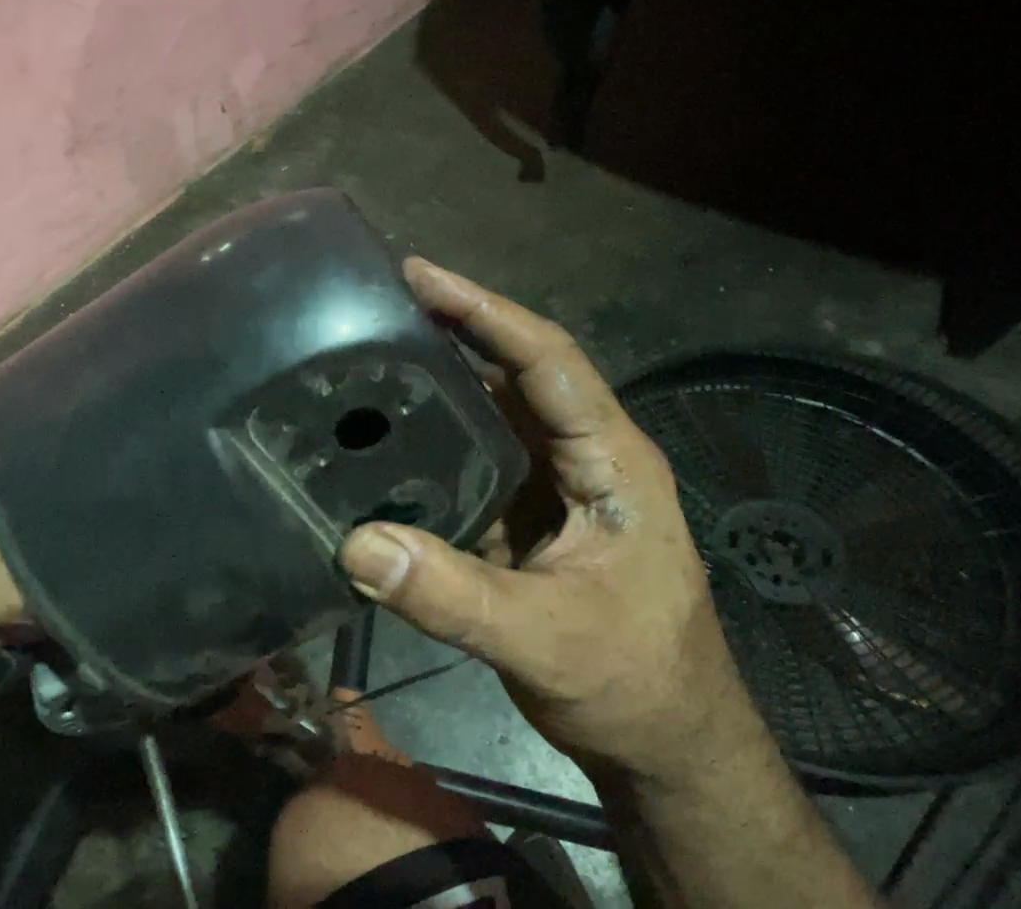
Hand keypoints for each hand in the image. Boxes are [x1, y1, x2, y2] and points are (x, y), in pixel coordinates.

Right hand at [338, 259, 769, 789]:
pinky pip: (470, 462)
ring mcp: (552, 490)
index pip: (548, 361)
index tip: (417, 274)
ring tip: (361, 359)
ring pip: (489, 417)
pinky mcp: (525, 520)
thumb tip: (354, 544)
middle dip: (449, 333)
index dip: (485, 313)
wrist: (666, 746)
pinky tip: (378, 440)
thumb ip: (451, 595)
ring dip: (434, 385)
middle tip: (371, 308)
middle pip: (513, 375)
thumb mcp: (545, 640)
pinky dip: (427, 442)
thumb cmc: (634, 682)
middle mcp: (582, 459)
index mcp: (610, 462)